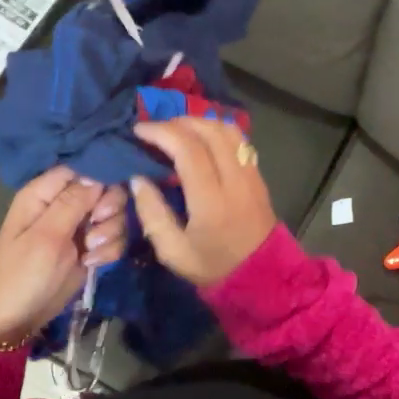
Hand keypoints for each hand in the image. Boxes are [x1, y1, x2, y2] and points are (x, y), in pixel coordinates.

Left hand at [0, 167, 129, 345]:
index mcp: (43, 193)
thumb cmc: (22, 275)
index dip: (101, 177)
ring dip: (110, 233)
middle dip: (109, 210)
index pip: (82, 166)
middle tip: (96, 228)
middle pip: (106, 188)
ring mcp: (79, 226)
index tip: (103, 199)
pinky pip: (115, 237)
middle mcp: (63, 204)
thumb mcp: (46, 237)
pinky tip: (92, 263)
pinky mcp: (92, 246)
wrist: (18, 319)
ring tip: (89, 252)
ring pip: (115, 214)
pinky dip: (109, 250)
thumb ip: (73, 202)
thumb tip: (99, 175)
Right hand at [130, 118, 276, 286]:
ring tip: (176, 131)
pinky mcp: (258, 176)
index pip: (188, 149)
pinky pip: (239, 141)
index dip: (162, 132)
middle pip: (210, 132)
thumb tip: (137, 178)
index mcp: (211, 201)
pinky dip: (217, 131)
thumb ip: (152, 213)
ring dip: (200, 122)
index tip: (139, 130)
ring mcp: (251, 176)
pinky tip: (200, 140)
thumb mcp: (173, 251)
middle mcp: (235, 181)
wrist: (261, 276)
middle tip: (155, 130)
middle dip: (178, 122)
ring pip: (228, 131)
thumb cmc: (212, 266)